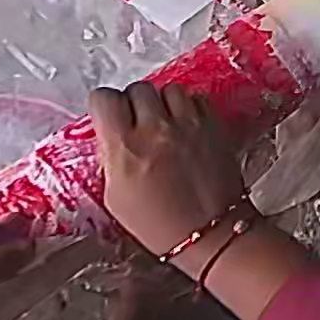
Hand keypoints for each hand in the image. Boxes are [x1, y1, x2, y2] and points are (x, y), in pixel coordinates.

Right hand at [91, 82, 243, 254]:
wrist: (211, 231)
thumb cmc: (158, 223)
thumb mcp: (115, 195)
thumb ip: (112, 156)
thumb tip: (112, 134)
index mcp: (125, 147)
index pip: (105, 99)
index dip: (104, 105)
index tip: (109, 115)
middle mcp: (157, 129)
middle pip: (139, 88)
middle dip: (135, 102)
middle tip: (139, 121)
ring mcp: (190, 124)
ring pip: (170, 89)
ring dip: (164, 102)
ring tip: (166, 122)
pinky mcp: (215, 125)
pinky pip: (198, 99)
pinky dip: (190, 107)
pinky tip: (187, 126)